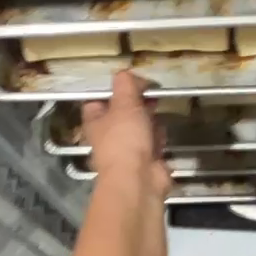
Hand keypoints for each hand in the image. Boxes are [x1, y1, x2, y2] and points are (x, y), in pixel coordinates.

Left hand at [81, 71, 170, 195]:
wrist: (139, 180)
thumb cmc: (125, 139)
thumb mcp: (124, 103)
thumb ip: (126, 84)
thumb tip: (127, 74)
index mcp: (95, 120)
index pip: (100, 98)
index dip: (115, 88)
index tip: (132, 82)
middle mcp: (108, 135)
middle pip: (124, 112)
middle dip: (139, 104)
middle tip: (151, 96)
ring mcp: (127, 149)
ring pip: (141, 126)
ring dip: (151, 121)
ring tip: (155, 120)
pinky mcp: (146, 160)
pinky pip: (154, 142)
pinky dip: (159, 139)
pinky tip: (160, 140)